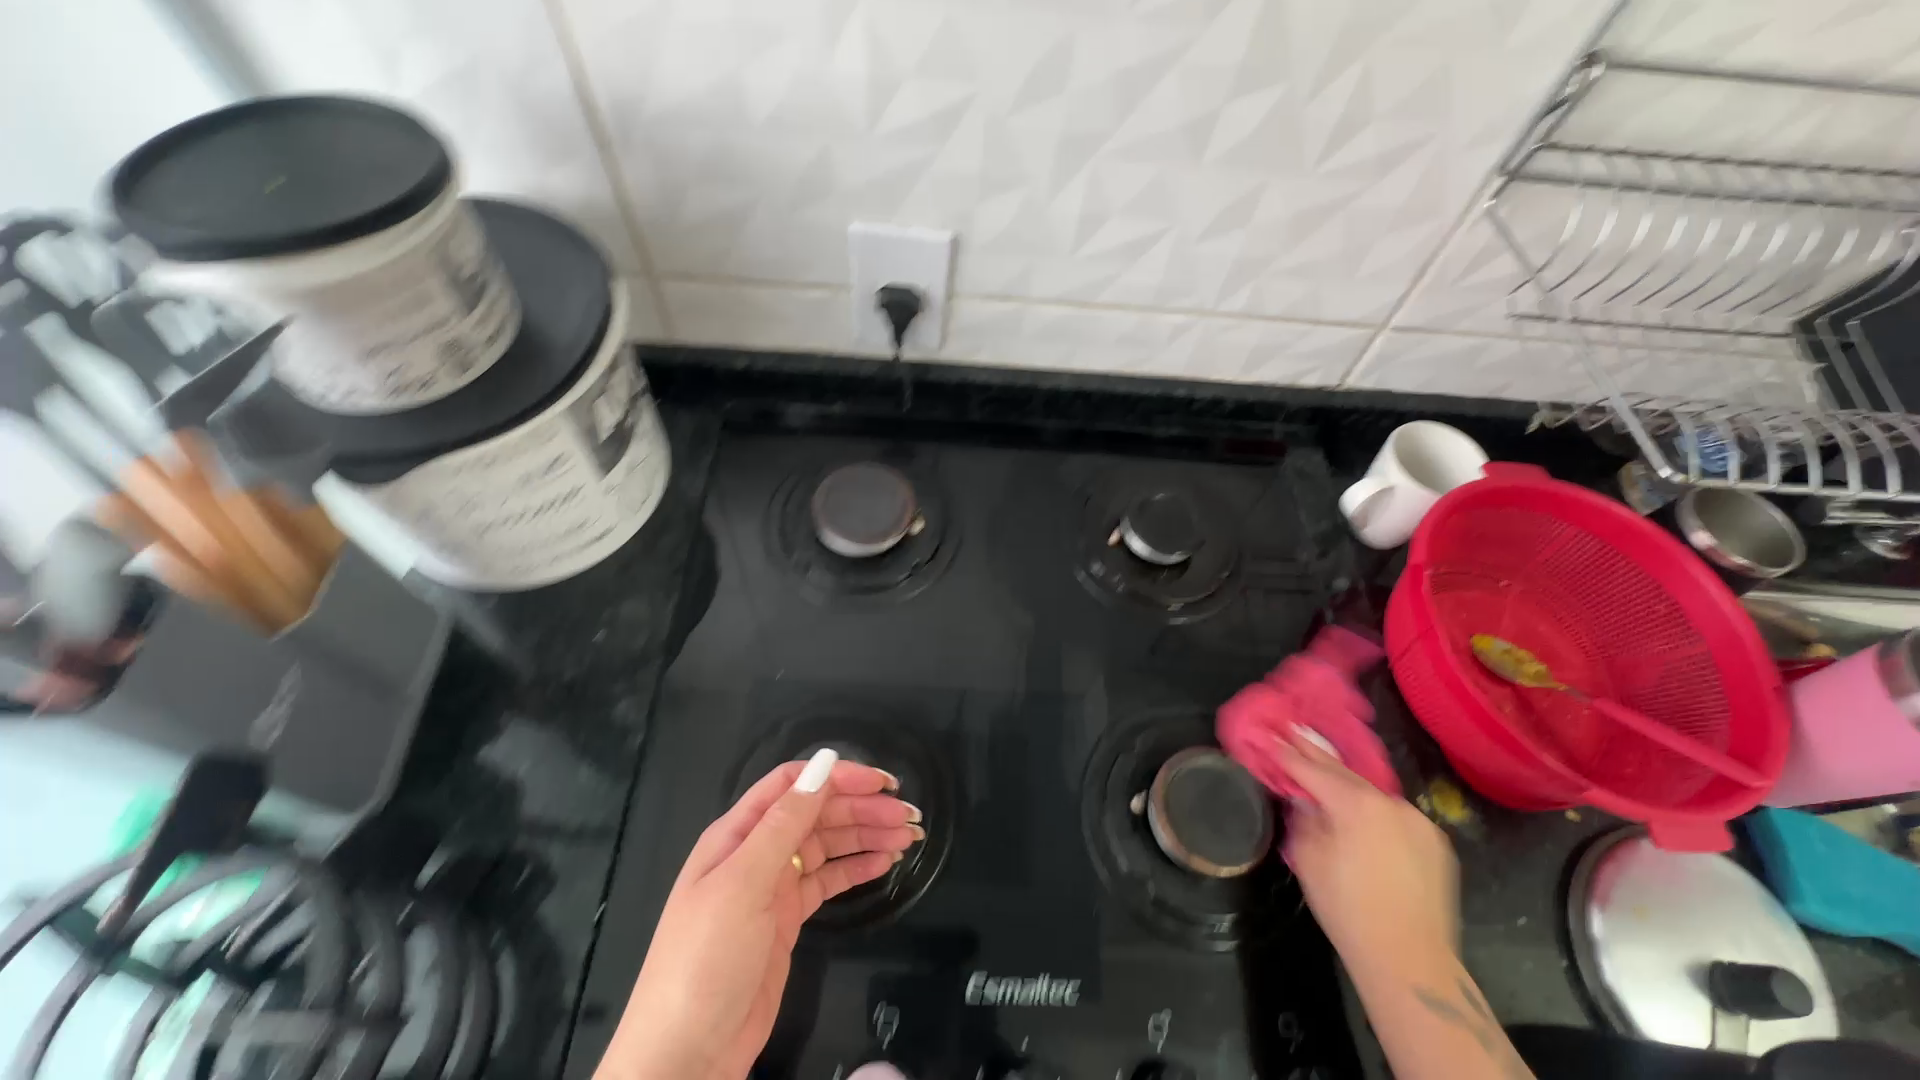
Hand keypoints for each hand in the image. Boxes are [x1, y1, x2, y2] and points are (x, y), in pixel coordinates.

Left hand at [595, 750, 923, 1079]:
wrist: (686, 1052)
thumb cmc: (704, 959)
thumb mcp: (742, 884)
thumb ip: (783, 824)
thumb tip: (821, 764)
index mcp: (737, 834)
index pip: (792, 785)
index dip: (836, 776)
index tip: (881, 783)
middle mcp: (755, 852)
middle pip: (816, 814)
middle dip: (862, 809)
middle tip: (909, 817)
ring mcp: (772, 888)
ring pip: (827, 846)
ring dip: (867, 836)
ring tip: (908, 837)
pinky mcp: (787, 919)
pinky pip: (828, 881)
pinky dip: (857, 869)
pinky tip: (885, 862)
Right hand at [1274, 727, 1459, 979]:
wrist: (1409, 958)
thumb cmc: (1347, 911)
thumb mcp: (1308, 861)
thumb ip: (1303, 820)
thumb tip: (1304, 801)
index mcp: (1355, 805)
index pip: (1313, 770)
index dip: (1287, 753)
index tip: (1270, 735)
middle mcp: (1390, 803)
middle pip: (1345, 774)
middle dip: (1317, 756)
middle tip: (1294, 733)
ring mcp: (1418, 821)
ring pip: (1373, 795)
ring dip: (1348, 786)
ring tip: (1325, 777)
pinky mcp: (1435, 842)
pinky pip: (1395, 816)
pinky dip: (1375, 812)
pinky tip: (1362, 821)